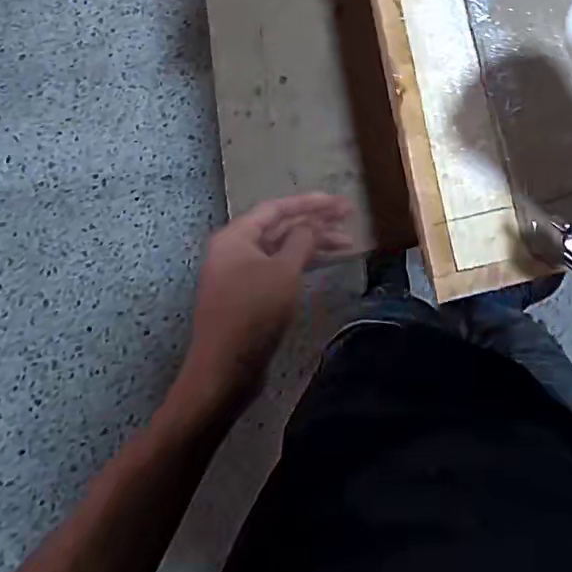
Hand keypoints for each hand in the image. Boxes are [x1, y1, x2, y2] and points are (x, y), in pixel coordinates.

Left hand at [175, 194, 353, 410]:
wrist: (224, 370)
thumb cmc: (253, 313)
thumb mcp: (284, 271)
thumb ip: (301, 240)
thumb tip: (311, 224)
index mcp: (236, 237)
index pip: (276, 208)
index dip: (309, 203)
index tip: (337, 201)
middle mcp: (235, 250)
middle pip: (280, 227)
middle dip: (315, 222)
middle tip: (347, 218)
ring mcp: (241, 274)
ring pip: (282, 249)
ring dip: (313, 244)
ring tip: (347, 243)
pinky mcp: (250, 296)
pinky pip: (279, 269)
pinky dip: (303, 264)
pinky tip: (326, 263)